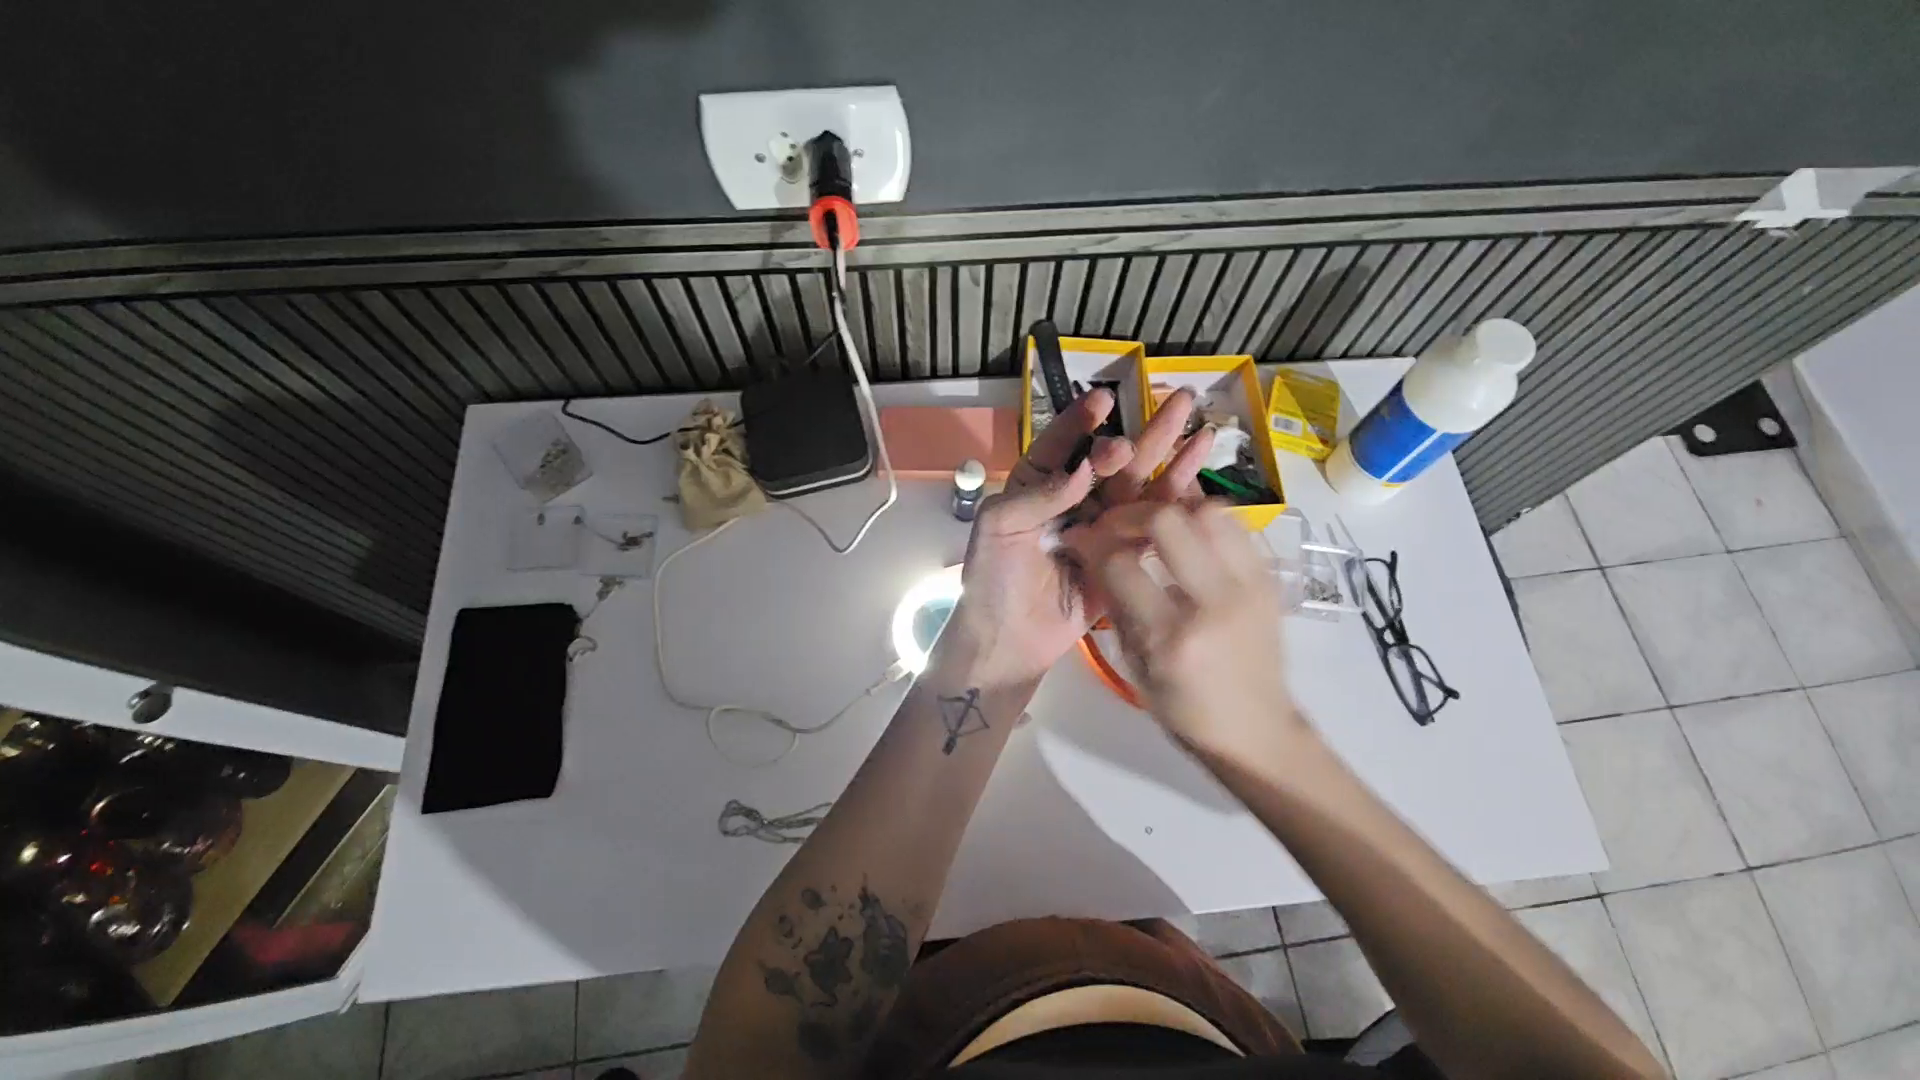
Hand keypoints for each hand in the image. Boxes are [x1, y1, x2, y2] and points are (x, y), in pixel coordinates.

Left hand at [942, 387, 1212, 688]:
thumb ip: (1039, 495)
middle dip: (1145, 432)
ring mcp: (1103, 528)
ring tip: (1202, 429)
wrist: (1010, 640)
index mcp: (1037, 486)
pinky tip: (1201, 480)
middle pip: (1113, 461)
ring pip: (1140, 487)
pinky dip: (1177, 503)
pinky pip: (1152, 525)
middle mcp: (1074, 500)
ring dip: (1171, 459)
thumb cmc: (993, 580)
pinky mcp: (1125, 557)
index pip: (1063, 444)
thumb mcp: (999, 528)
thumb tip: (1084, 468)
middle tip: (1179, 401)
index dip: (1083, 420)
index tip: (1105, 398)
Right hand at [1068, 502, 1302, 764]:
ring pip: (1209, 511)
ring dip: (1173, 512)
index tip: (1079, 538)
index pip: (1122, 565)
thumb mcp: (1136, 667)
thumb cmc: (1186, 710)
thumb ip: (1117, 606)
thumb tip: (1094, 554)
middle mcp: (1215, 604)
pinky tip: (1189, 540)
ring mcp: (1250, 587)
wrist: (1257, 730)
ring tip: (1156, 529)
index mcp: (1173, 639)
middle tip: (1117, 527)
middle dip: (1130, 515)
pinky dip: (1204, 523)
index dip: (1092, 544)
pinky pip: (1235, 527)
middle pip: (1168, 522)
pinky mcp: (1269, 580)